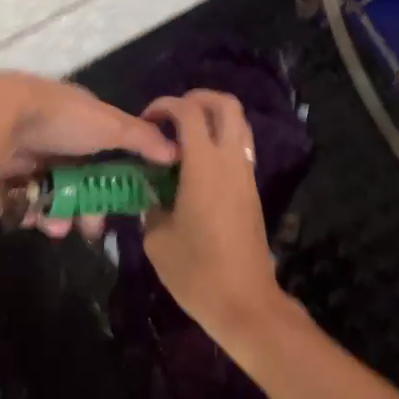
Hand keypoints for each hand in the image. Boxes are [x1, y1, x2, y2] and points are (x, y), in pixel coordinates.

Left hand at [0, 71, 175, 237]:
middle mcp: (52, 131)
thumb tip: (177, 151)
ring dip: (59, 212)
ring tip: (56, 229)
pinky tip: (33, 219)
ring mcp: (24, 150)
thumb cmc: (61, 118)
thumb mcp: (110, 126)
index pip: (104, 149)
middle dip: (86, 203)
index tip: (123, 202)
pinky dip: (30, 210)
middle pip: (77, 174)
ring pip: (49, 190)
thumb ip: (142, 139)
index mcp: (80, 115)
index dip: (115, 176)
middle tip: (90, 228)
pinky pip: (21, 197)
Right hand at [141, 90, 288, 338]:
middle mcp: (231, 160)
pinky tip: (196, 166)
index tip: (147, 119)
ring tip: (183, 138)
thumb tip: (149, 192)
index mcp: (205, 165)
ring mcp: (246, 174)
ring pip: (238, 125)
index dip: (166, 105)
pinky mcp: (252, 190)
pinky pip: (240, 149)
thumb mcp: (158, 239)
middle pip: (227, 105)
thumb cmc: (196, 271)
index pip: (190, 112)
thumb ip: (151, 205)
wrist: (244, 300)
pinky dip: (221, 142)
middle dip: (199, 98)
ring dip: (213, 119)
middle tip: (172, 114)